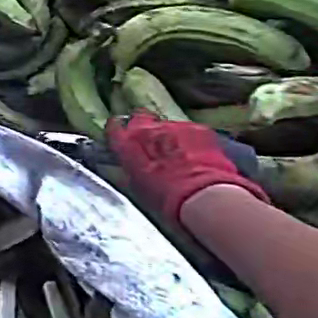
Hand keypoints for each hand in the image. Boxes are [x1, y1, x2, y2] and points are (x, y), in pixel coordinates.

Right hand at [105, 111, 267, 224]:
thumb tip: (129, 162)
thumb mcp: (135, 184)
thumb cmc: (164, 199)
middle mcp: (145, 129)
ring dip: (172, 136)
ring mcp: (172, 125)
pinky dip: (195, 140)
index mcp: (125, 144)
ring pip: (168, 125)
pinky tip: (203, 157)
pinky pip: (193, 130)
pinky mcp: (198, 128)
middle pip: (140, 118)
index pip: (114, 127)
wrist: (203, 198)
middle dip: (146, 128)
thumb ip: (129, 164)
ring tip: (184, 155)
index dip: (119, 131)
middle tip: (155, 144)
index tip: (124, 137)